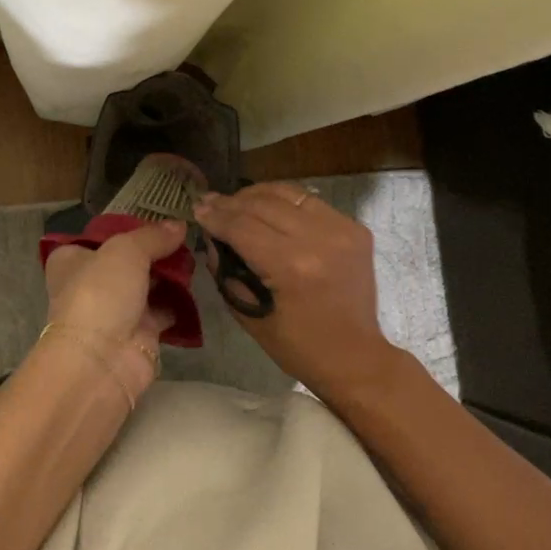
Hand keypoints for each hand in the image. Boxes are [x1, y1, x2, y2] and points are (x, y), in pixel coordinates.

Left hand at [41, 219, 185, 404]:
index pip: (99, 237)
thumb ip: (153, 236)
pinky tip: (197, 287)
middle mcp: (90, 282)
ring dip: (169, 276)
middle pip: (128, 260)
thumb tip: (179, 225)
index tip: (158, 220)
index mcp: (71, 259)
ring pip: (147, 285)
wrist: (102, 359)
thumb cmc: (100, 293)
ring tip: (196, 259)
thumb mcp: (125, 250)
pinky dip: (179, 302)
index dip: (126, 228)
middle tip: (185, 239)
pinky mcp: (139, 332)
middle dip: (155, 252)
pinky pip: (163, 310)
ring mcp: (115, 309)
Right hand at [193, 182, 406, 398]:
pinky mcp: (355, 228)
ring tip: (236, 202)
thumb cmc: (296, 345)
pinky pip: (310, 202)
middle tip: (209, 202)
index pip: (242, 226)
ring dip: (256, 195)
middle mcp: (319, 239)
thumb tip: (212, 236)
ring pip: (288, 193)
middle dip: (231, 202)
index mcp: (292, 266)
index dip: (215, 216)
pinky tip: (268, 209)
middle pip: (263, 204)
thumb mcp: (247, 312)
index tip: (195, 208)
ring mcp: (342, 230)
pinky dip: (285, 202)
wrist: (354, 356)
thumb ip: (226, 269)